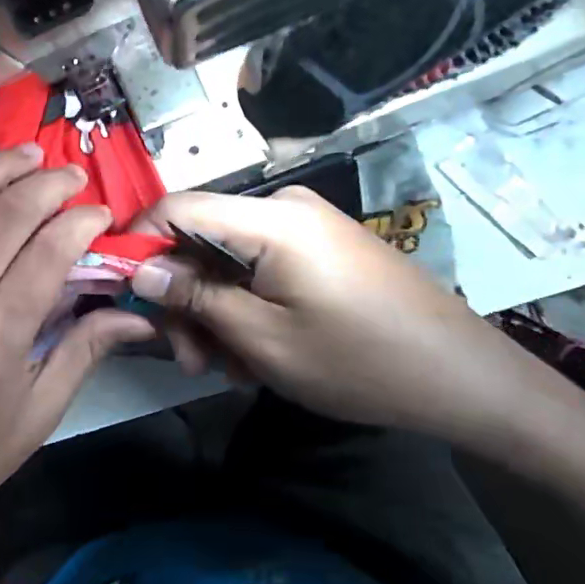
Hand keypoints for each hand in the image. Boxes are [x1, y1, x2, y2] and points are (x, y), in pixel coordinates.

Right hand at [129, 188, 551, 446]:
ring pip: (228, 259)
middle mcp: (284, 209)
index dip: (138, 243)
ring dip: (215, 311)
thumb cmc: (359, 361)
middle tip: (190, 361)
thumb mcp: (263, 340)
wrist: (462, 377)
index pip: (177, 205)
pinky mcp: (320, 249)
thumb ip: (195, 298)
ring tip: (229, 369)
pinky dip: (245, 306)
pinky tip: (257, 353)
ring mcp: (306, 228)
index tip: (122, 293)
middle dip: (184, 298)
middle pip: (201, 237)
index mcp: (270, 218)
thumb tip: (137, 269)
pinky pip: (260, 267)